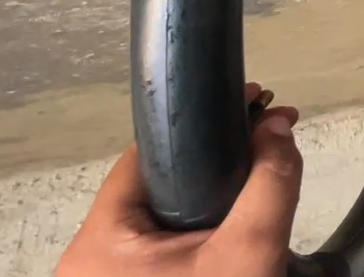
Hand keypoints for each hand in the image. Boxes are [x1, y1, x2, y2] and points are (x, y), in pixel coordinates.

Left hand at [57, 83, 302, 276]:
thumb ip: (272, 178)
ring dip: (219, 185)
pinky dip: (207, 218)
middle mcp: (85, 262)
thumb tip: (278, 122)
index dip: (206, 122)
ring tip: (267, 170)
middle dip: (222, 153)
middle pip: (160, 181)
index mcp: (96, 245)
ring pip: (166, 212)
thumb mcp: (252, 247)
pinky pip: (165, 241)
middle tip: (275, 135)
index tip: (258, 103)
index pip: (146, 154)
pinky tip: (243, 216)